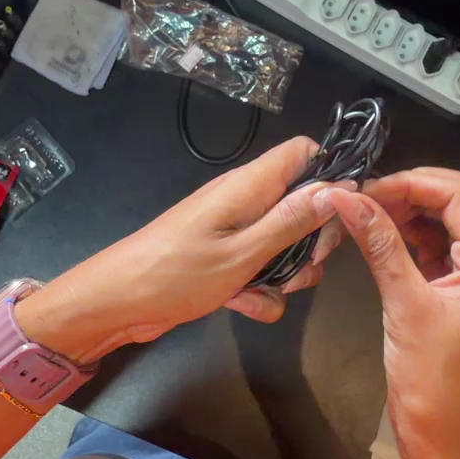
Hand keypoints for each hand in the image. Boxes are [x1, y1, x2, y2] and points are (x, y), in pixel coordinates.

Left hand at [17, 136, 345, 360]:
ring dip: (286, 274)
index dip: (330, 176)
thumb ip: (292, 221)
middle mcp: (247, 201)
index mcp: (250, 185)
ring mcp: (237, 231)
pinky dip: (260, 292)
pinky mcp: (228, 259)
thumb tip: (339, 186)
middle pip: (304, 205)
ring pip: (287, 245)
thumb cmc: (176, 273)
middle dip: (312, 241)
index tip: (341, 216)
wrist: (118, 304)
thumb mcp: (243, 252)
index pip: (304, 153)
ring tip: (262, 290)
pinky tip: (243, 305)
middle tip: (303, 265)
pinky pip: (263, 270)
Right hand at [323, 169, 459, 458]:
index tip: (368, 188)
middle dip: (419, 187)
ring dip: (412, 208)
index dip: (414, 182)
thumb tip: (347, 197)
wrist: (438, 428)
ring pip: (449, 219)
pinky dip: (410, 233)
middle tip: (372, 194)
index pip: (459, 195)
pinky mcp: (453, 288)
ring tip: (369, 209)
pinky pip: (436, 245)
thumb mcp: (403, 302)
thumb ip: (379, 244)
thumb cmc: (428, 373)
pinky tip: (380, 232)